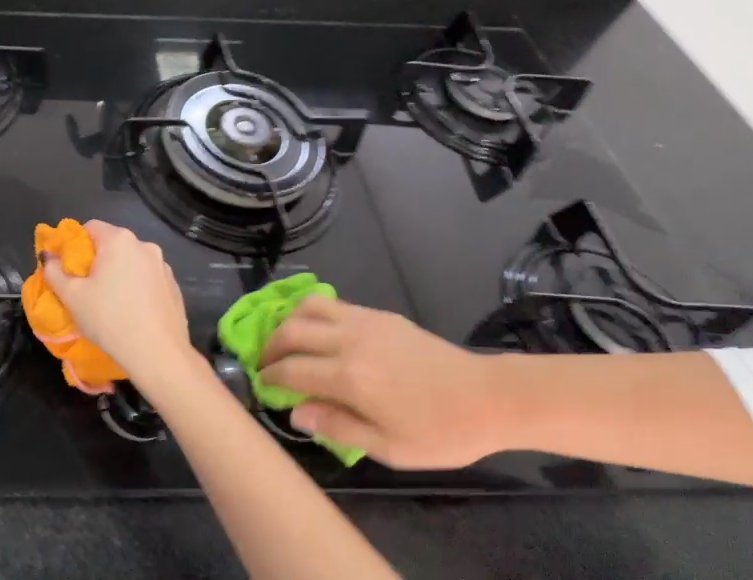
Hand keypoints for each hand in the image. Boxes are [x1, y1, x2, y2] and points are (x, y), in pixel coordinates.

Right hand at [39, 221, 196, 386]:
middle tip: (86, 289)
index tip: (69, 269)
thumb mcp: (72, 296)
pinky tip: (132, 313)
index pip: (90, 227)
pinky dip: (138, 289)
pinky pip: (148, 280)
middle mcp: (144, 246)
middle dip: (98, 261)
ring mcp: (163, 266)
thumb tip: (49, 258)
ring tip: (110, 304)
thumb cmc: (109, 319)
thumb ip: (55, 272)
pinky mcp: (174, 287)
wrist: (158, 354)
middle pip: (112, 245)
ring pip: (132, 263)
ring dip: (119, 275)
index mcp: (119, 240)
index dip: (75, 245)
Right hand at [260, 298, 506, 468]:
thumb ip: (338, 427)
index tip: (263, 387)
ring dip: (288, 323)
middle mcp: (349, 341)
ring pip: (308, 308)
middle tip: (266, 365)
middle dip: (270, 347)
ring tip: (287, 343)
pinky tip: (318, 333)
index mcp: (350, 378)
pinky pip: (333, 304)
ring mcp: (365, 322)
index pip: (292, 370)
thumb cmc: (441, 432)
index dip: (271, 377)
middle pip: (291, 331)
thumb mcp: (389, 448)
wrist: (488, 397)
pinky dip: (312, 314)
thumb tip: (296, 413)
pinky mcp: (380, 314)